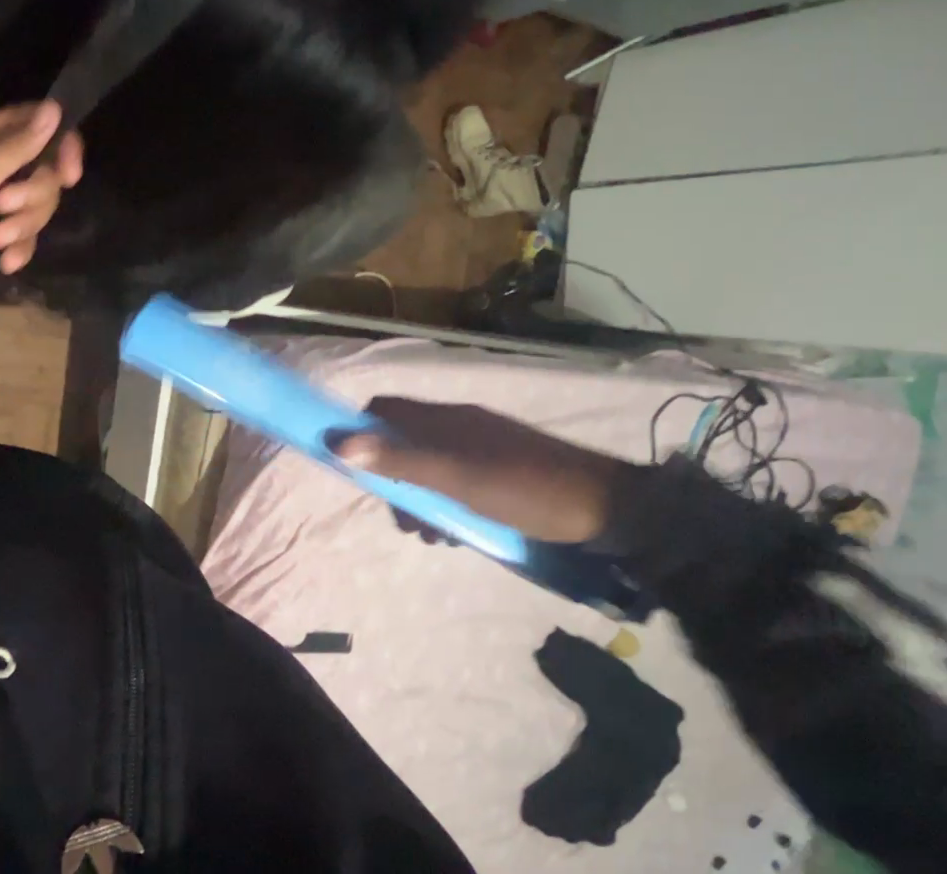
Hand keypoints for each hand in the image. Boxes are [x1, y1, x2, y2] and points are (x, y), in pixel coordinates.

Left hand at [0, 102, 83, 283]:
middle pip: (45, 170)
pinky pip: (28, 233)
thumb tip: (55, 109)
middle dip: (33, 195)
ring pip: (40, 205)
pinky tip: (3, 262)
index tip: (68, 174)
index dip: (61, 145)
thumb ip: (15, 146)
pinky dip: (20, 249)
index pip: (38, 125)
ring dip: (24, 225)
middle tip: (4, 206)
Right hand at [330, 398, 631, 543]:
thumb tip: (335, 442)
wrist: (612, 510)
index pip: (384, 410)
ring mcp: (483, 447)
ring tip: (432, 536)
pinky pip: (456, 480)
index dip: (361, 433)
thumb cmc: (525, 489)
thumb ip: (397, 461)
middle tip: (404, 519)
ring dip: (420, 498)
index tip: (356, 469)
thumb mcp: (455, 479)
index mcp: (445, 419)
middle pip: (403, 442)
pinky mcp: (503, 470)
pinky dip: (447, 503)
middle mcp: (459, 426)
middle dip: (392, 478)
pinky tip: (459, 533)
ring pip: (429, 466)